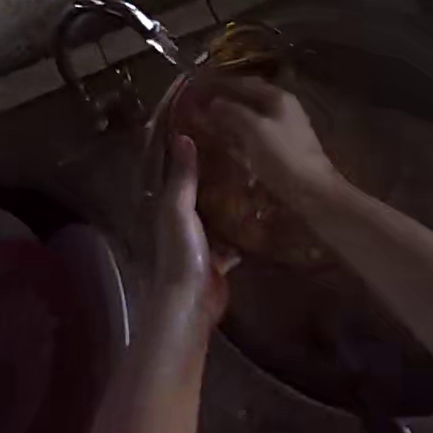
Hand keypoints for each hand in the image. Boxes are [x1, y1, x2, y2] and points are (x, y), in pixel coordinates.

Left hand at [153, 134, 237, 337]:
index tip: (210, 130)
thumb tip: (183, 134)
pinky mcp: (221, 259)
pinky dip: (244, 228)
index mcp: (170, 206)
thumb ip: (183, 176)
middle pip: (201, 192)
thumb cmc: (181, 250)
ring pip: (218, 214)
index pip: (180, 173)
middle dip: (216, 175)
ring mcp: (203, 241)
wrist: (192, 302)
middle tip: (242, 150)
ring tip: (257, 176)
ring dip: (231, 200)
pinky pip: (233, 238)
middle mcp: (184, 221)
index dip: (191, 154)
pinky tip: (262, 214)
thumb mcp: (179, 208)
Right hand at [186, 76, 344, 207]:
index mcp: (278, 97)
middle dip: (225, 100)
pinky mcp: (284, 148)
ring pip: (252, 116)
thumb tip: (214, 102)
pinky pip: (256, 133)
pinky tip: (227, 141)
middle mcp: (283, 107)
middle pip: (249, 98)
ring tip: (207, 121)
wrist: (313, 192)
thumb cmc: (283, 157)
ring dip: (231, 117)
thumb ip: (233, 112)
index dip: (221, 83)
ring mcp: (285, 128)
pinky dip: (240, 133)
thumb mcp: (254, 130)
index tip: (198, 86)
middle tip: (199, 104)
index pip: (245, 82)